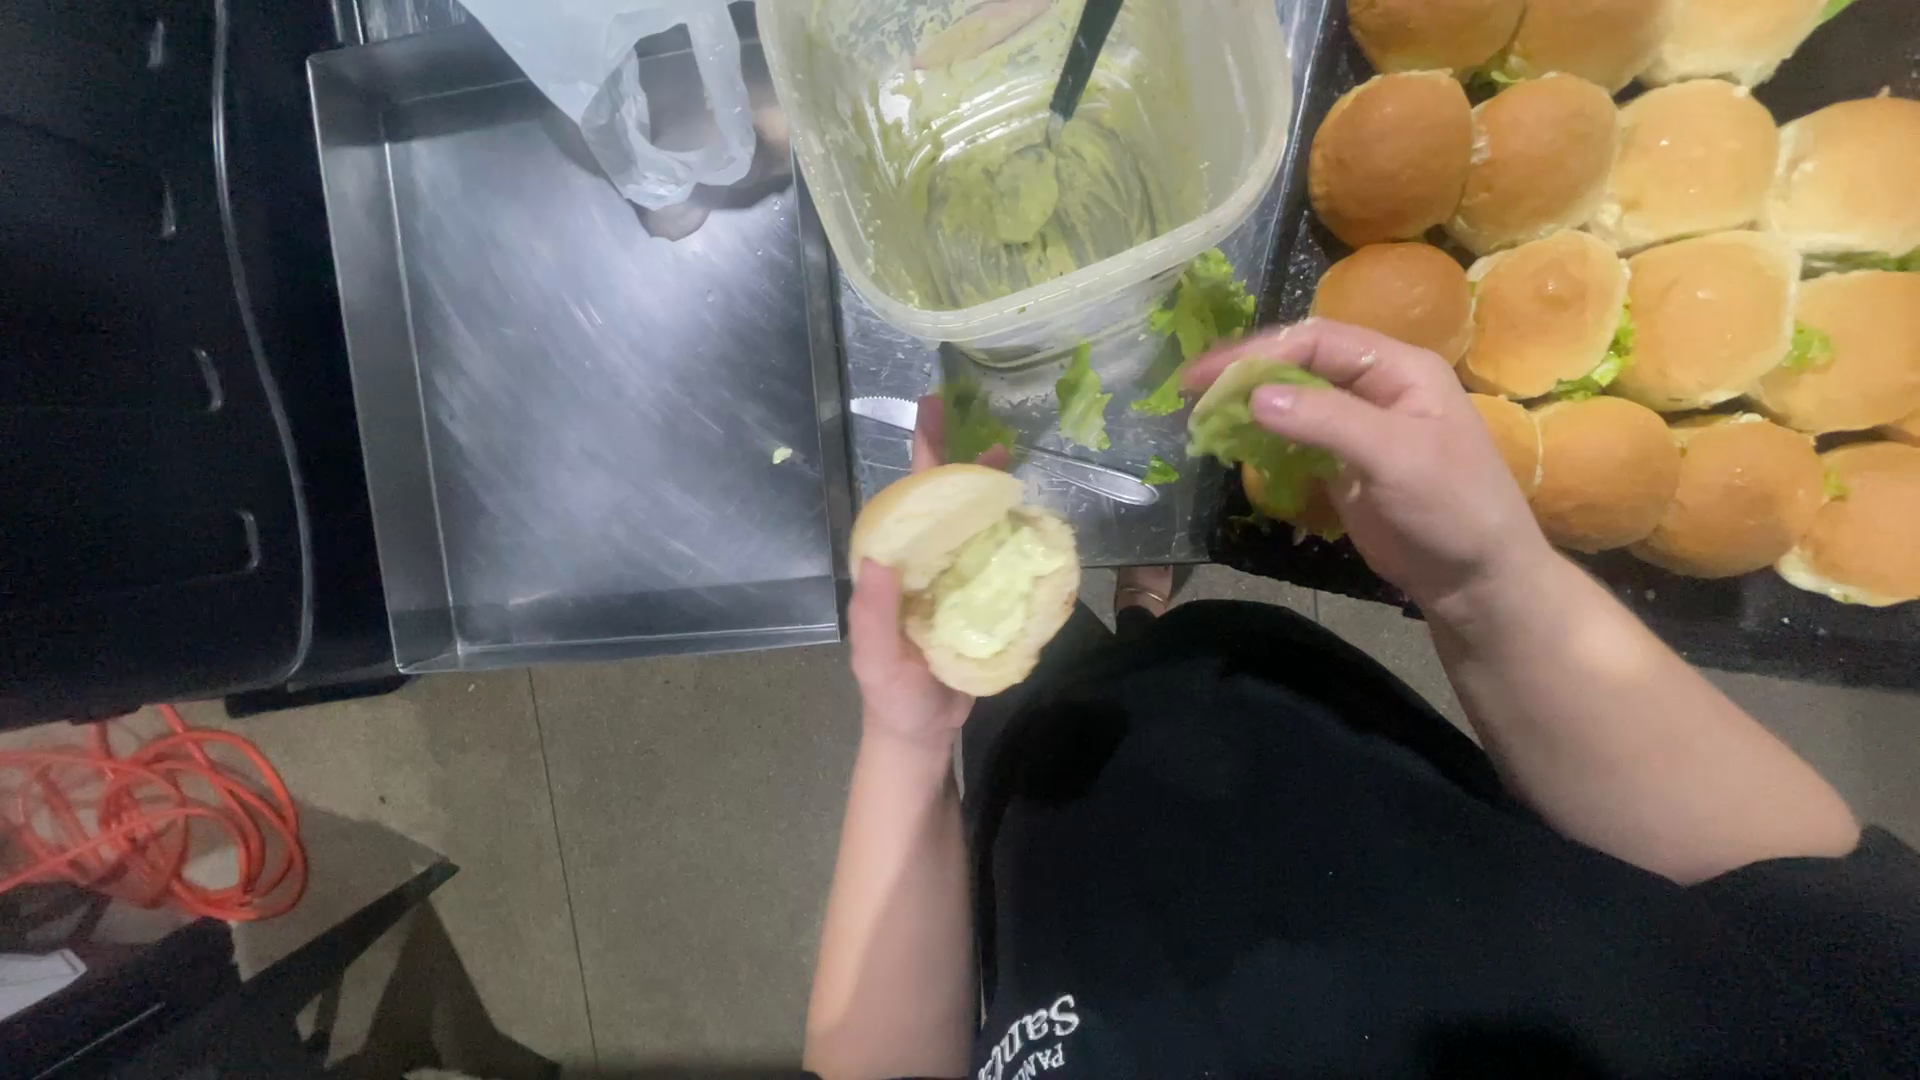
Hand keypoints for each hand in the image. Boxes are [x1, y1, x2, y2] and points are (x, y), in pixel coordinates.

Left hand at [845, 396, 1003, 750]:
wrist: (925, 732)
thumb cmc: (894, 695)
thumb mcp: (876, 659)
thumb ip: (873, 613)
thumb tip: (877, 555)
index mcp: (897, 567)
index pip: (908, 503)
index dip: (922, 458)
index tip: (932, 411)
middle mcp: (926, 564)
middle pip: (947, 506)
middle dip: (966, 467)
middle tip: (998, 438)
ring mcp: (957, 581)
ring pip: (978, 528)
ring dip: (997, 499)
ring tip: (1020, 472)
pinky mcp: (984, 602)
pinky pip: (1002, 562)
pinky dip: (1017, 539)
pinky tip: (1036, 525)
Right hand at [1184, 319, 1555, 615]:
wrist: (1472, 577)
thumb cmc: (1451, 509)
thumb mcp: (1395, 456)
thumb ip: (1327, 421)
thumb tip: (1254, 397)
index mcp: (1397, 368)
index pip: (1317, 341)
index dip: (1260, 353)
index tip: (1208, 377)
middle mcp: (1373, 386)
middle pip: (1298, 362)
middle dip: (1245, 373)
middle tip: (1192, 391)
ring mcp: (1354, 424)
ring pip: (1290, 398)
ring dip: (1247, 404)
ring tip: (1202, 416)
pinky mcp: (1338, 460)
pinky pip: (1291, 435)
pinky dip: (1258, 436)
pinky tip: (1230, 442)